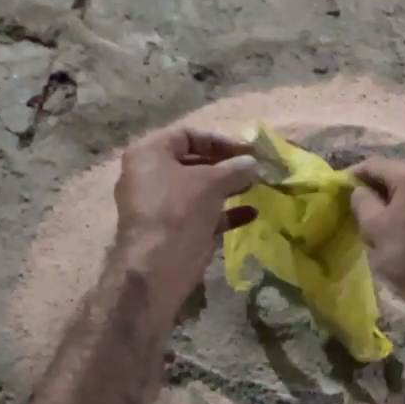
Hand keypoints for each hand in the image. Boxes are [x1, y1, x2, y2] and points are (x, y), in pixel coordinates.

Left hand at [112, 126, 259, 297]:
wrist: (156, 268)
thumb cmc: (178, 211)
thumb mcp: (211, 183)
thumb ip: (235, 169)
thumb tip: (253, 164)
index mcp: (149, 153)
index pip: (187, 135)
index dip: (219, 140)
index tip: (247, 151)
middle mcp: (150, 175)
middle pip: (193, 162)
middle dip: (226, 165)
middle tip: (254, 169)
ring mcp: (160, 204)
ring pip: (198, 189)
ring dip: (228, 188)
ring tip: (255, 188)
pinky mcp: (172, 229)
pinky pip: (200, 213)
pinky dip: (224, 212)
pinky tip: (251, 214)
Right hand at [350, 158, 404, 311]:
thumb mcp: (373, 227)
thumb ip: (361, 200)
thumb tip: (358, 189)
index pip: (373, 164)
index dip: (353, 175)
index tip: (339, 190)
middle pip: (395, 172)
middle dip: (374, 186)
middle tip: (356, 205)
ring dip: (392, 196)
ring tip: (376, 216)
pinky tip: (399, 222)